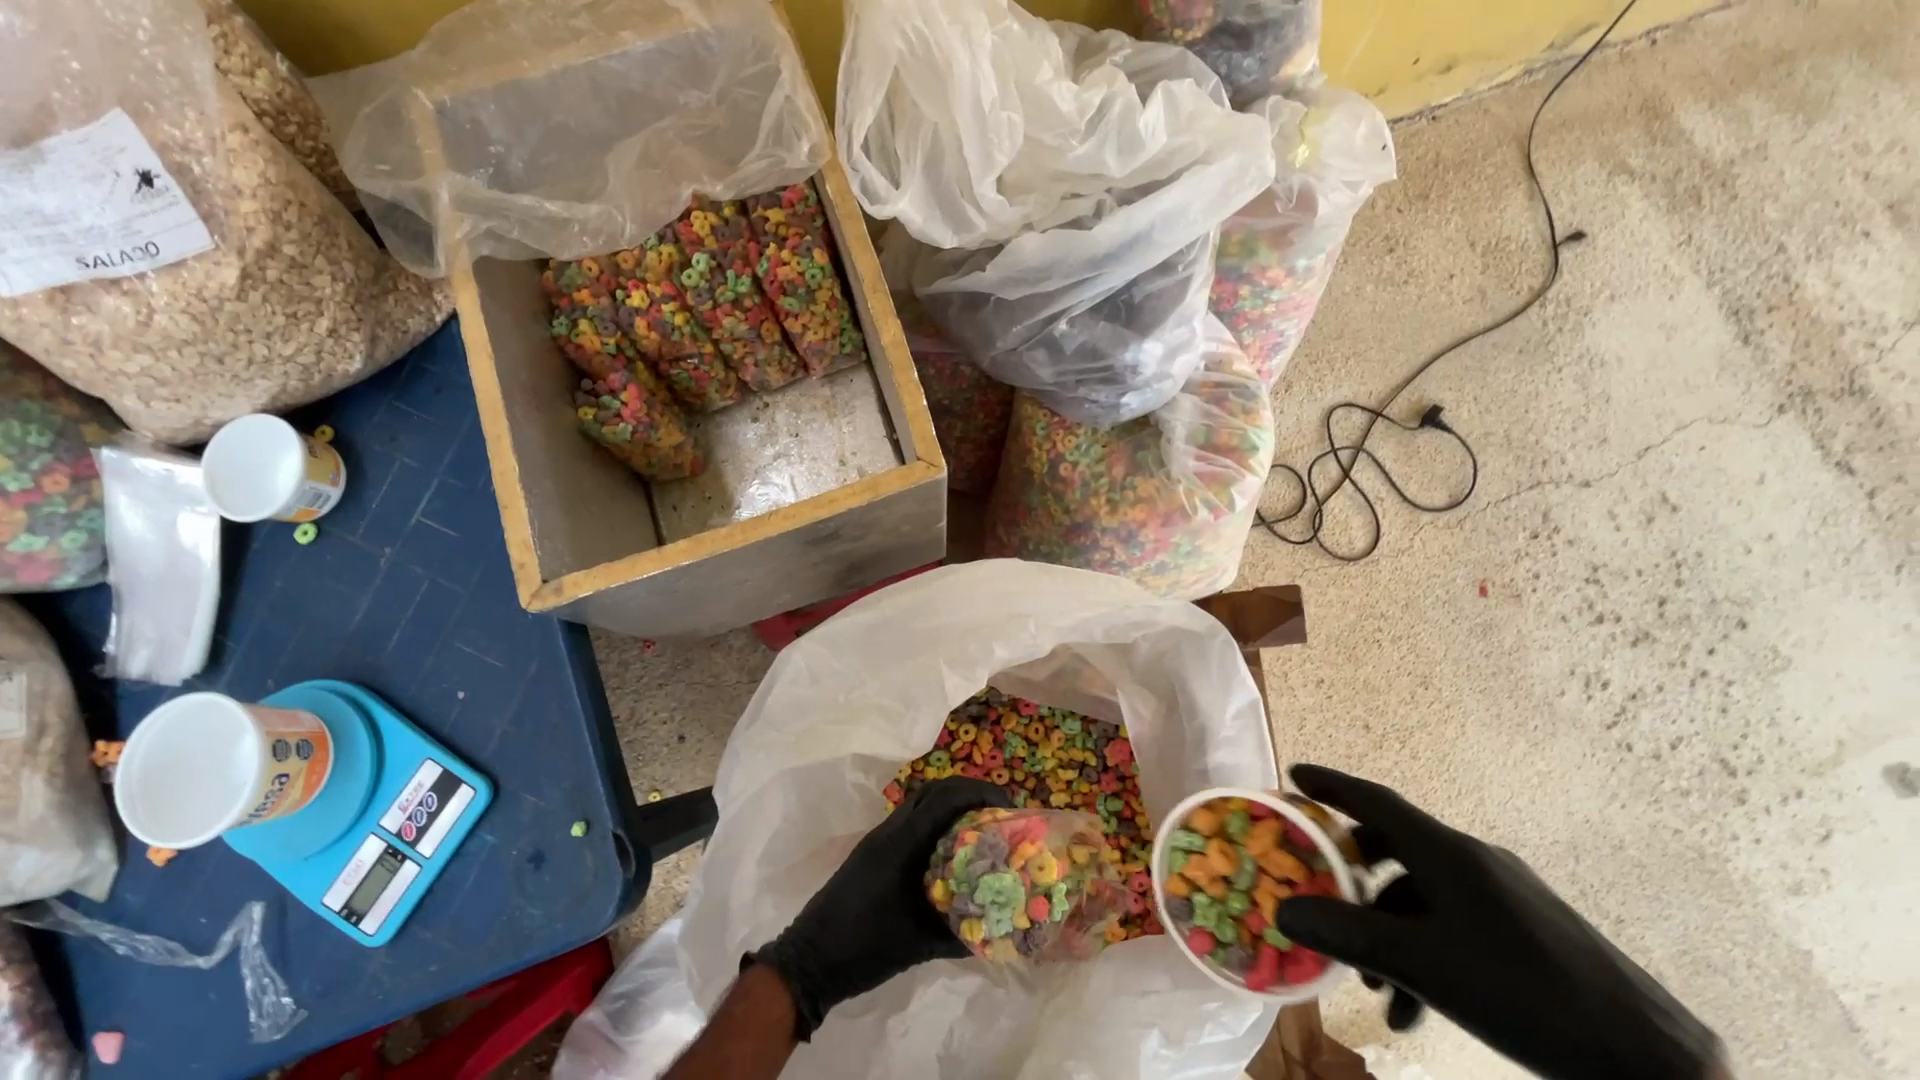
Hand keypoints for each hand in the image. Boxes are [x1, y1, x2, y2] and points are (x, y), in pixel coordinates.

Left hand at [750, 776, 1010, 1039]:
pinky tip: (953, 855)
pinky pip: (911, 824)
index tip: (1011, 809)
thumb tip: (1004, 932)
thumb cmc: (864, 948)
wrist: (810, 960)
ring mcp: (878, 840)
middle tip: (1001, 815)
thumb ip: (962, 935)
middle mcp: (890, 831)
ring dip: (953, 808)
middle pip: (935, 790)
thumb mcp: (920, 945)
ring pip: (921, 805)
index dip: (981, 795)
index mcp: (901, 844)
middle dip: (971, 794)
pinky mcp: (873, 853)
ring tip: (983, 831)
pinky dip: (936, 826)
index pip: (946, 798)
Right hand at [1276, 765, 1721, 1079]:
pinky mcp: (1524, 934)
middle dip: (1353, 878)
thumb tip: (1284, 911)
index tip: (1294, 776)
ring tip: (1371, 990)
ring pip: (1422, 901)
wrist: (1641, 1055)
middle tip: (1321, 894)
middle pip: (1396, 850)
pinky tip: (1412, 1012)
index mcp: (1450, 855)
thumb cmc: (1523, 992)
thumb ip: (1348, 934)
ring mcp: (1503, 898)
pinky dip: (1422, 960)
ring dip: (1386, 937)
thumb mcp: (1422, 965)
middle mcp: (1475, 864)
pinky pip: (1453, 930)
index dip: (1332, 786)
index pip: (1377, 802)